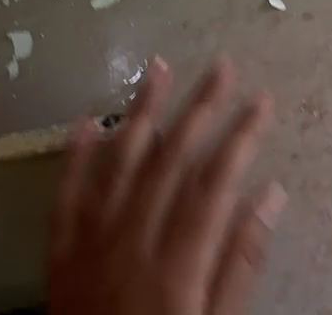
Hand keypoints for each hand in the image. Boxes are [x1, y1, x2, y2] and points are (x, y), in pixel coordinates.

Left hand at [50, 56, 285, 314]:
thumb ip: (242, 263)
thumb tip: (272, 193)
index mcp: (175, 265)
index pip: (215, 182)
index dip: (242, 135)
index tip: (263, 100)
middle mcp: (130, 246)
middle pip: (168, 161)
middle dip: (199, 107)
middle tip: (222, 66)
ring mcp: (89, 249)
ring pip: (116, 166)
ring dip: (140, 113)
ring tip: (159, 68)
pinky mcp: (59, 260)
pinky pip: (64, 200)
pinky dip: (74, 159)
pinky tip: (85, 123)